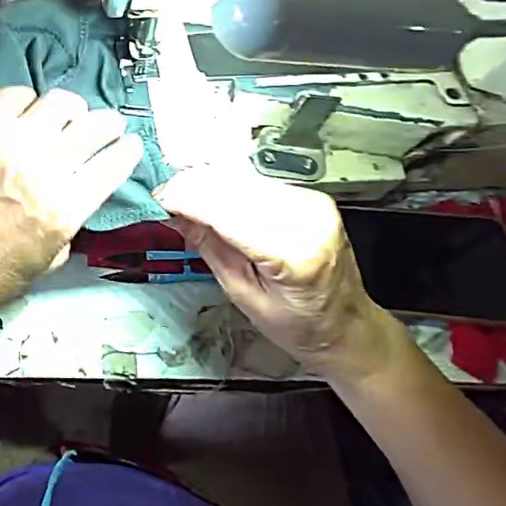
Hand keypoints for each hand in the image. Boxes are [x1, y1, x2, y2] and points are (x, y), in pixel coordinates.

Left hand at [0, 87, 143, 329]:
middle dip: (110, 125)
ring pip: (58, 102)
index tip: (129, 146)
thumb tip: (85, 187)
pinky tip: (29, 113)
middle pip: (94, 126)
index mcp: (65, 208)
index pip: (114, 162)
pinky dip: (27, 99)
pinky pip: (13, 95)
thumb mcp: (55, 256)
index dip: (128, 150)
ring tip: (70, 117)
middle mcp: (43, 170)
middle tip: (107, 127)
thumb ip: (75, 217)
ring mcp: (11, 146)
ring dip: (72, 108)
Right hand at [153, 165, 403, 382]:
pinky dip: (227, 187)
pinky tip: (210, 199)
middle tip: (164, 199)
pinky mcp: (309, 196)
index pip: (228, 211)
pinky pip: (257, 183)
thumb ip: (209, 248)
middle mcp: (308, 220)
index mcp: (294, 255)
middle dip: (192, 187)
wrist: (347, 326)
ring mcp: (312, 204)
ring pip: (244, 179)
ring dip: (207, 184)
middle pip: (235, 187)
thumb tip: (174, 215)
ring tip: (182, 200)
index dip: (188, 199)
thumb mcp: (242, 295)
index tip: (158, 199)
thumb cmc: (298, 326)